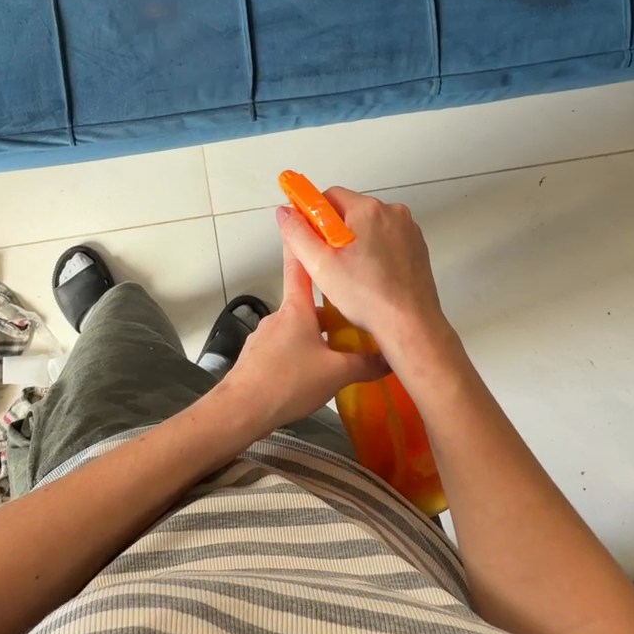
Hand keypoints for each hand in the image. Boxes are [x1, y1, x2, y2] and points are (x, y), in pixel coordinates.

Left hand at [215, 246, 388, 431]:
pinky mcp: (258, 359)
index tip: (301, 224)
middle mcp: (278, 318)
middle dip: (329, 315)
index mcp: (296, 309)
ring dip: (316, 340)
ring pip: (298, 331)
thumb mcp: (336, 373)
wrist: (242, 410)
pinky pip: (285, 351)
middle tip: (354, 325)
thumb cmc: (288, 381)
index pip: (298, 266)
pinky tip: (312, 377)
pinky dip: (300, 357)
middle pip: (307, 306)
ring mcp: (265, 338)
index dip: (302, 245)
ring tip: (339, 359)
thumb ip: (366, 364)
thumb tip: (391, 359)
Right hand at [275, 187, 452, 362]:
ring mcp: (408, 229)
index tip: (310, 239)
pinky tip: (370, 277)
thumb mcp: (320, 265)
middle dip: (335, 232)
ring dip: (356, 243)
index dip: (314, 217)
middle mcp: (392, 212)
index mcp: (368, 210)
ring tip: (351, 274)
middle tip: (330, 264)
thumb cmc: (367, 297)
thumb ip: (297, 234)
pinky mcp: (416, 246)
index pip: (329, 196)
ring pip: (369, 226)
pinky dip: (375, 252)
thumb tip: (285, 213)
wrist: (409, 323)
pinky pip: (387, 240)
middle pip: (350, 210)